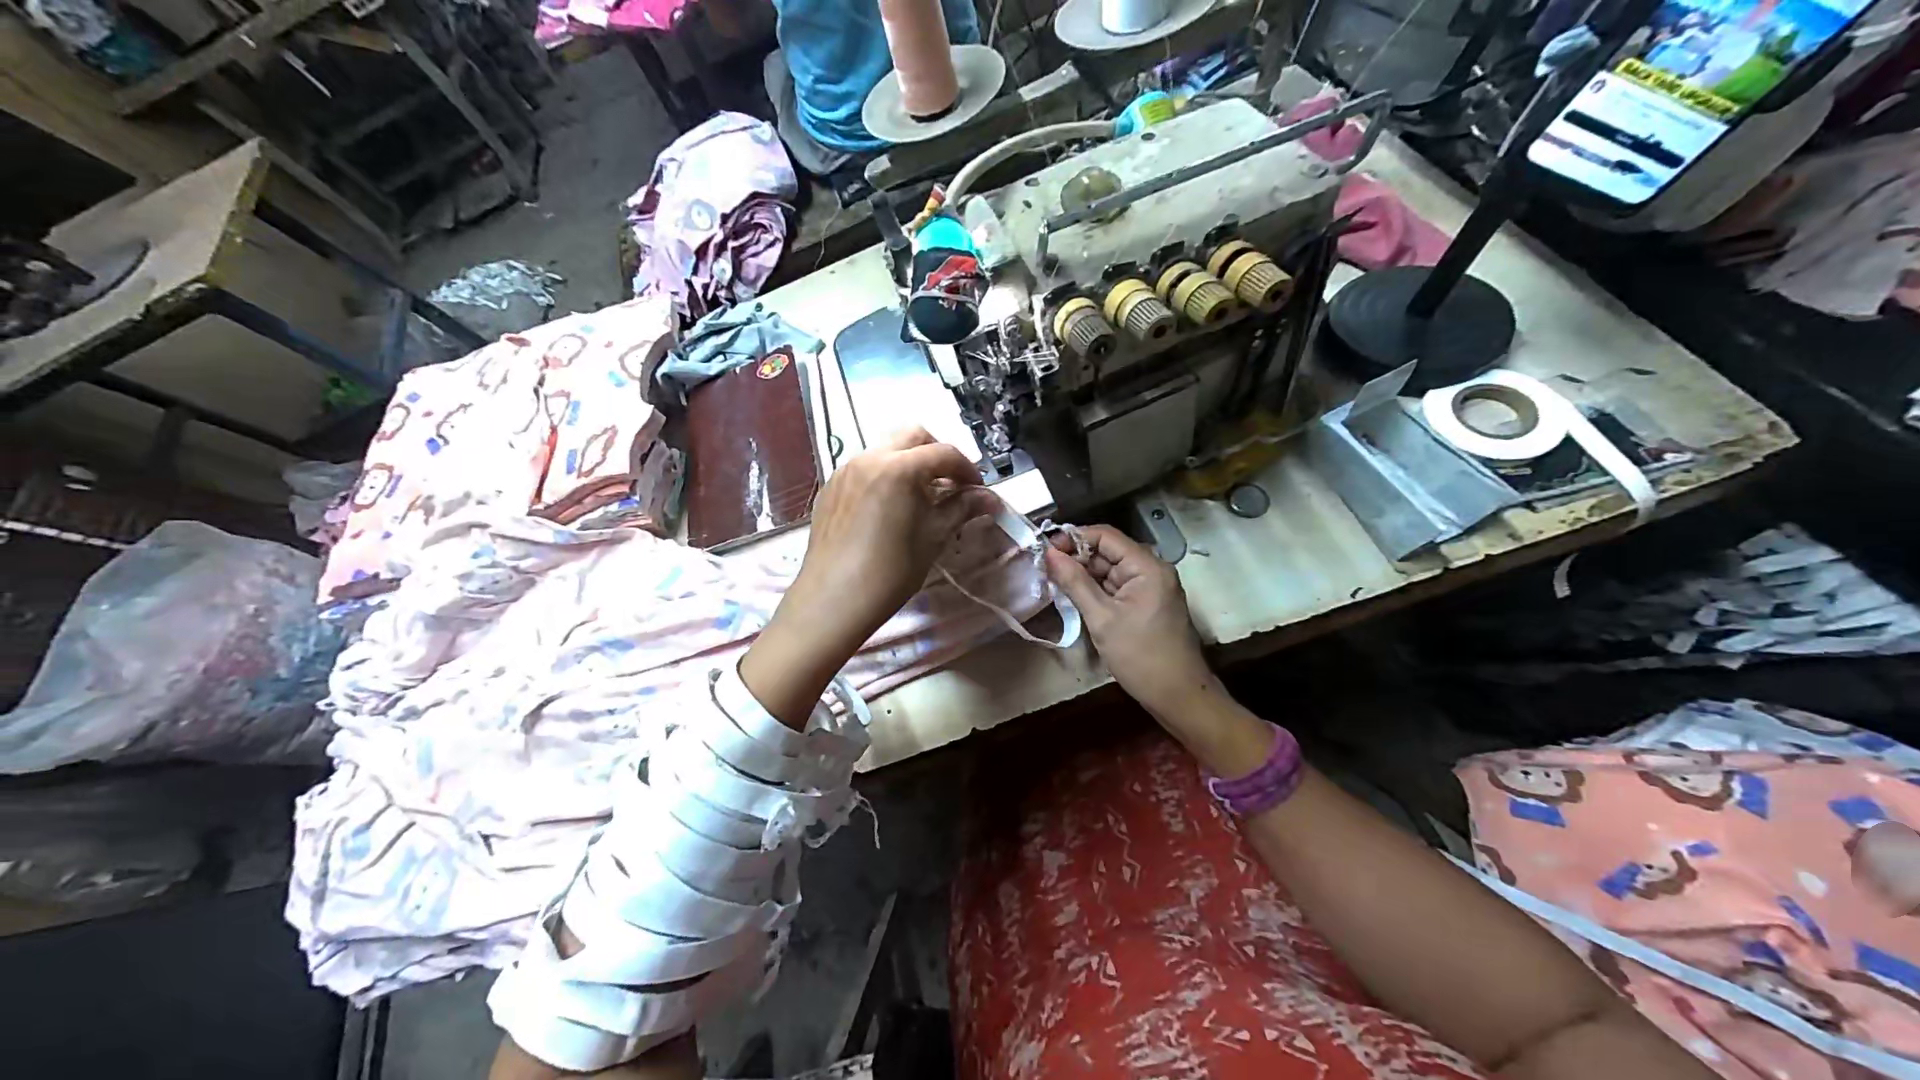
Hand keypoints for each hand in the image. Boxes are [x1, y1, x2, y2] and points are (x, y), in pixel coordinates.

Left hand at [742, 427, 997, 725]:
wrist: (834, 599)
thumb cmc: (891, 570)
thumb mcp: (934, 537)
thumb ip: (962, 509)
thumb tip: (989, 499)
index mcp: (899, 467)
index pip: (944, 453)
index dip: (968, 469)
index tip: (978, 491)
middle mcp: (869, 458)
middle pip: (912, 436)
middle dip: (937, 454)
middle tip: (950, 485)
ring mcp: (845, 471)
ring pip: (885, 450)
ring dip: (909, 463)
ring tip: (920, 499)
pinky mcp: (829, 489)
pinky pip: (864, 469)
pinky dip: (884, 476)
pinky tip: (889, 509)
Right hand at [1044, 526, 1271, 774]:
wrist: (1177, 695)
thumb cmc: (1140, 657)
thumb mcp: (1102, 619)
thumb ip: (1075, 582)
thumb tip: (1049, 553)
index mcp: (1147, 567)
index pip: (1105, 536)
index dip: (1074, 538)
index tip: (1045, 550)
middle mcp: (1151, 570)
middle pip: (1107, 551)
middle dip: (1076, 557)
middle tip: (1045, 569)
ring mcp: (1150, 587)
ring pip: (1109, 569)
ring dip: (1083, 574)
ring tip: (1053, 581)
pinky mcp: (1146, 603)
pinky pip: (1116, 586)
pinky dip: (1095, 589)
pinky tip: (1073, 595)